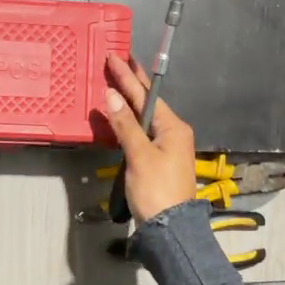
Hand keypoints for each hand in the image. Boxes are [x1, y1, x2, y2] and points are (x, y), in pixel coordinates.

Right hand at [101, 54, 195, 221]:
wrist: (169, 227)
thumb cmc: (156, 189)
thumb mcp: (139, 155)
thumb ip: (125, 125)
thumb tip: (112, 95)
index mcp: (172, 127)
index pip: (146, 95)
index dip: (128, 77)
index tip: (115, 57)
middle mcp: (173, 133)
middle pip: (148, 104)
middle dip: (131, 84)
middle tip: (117, 62)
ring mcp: (167, 148)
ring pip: (144, 118)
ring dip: (129, 103)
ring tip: (115, 85)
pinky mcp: (158, 161)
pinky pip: (142, 133)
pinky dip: (129, 122)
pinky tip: (120, 118)